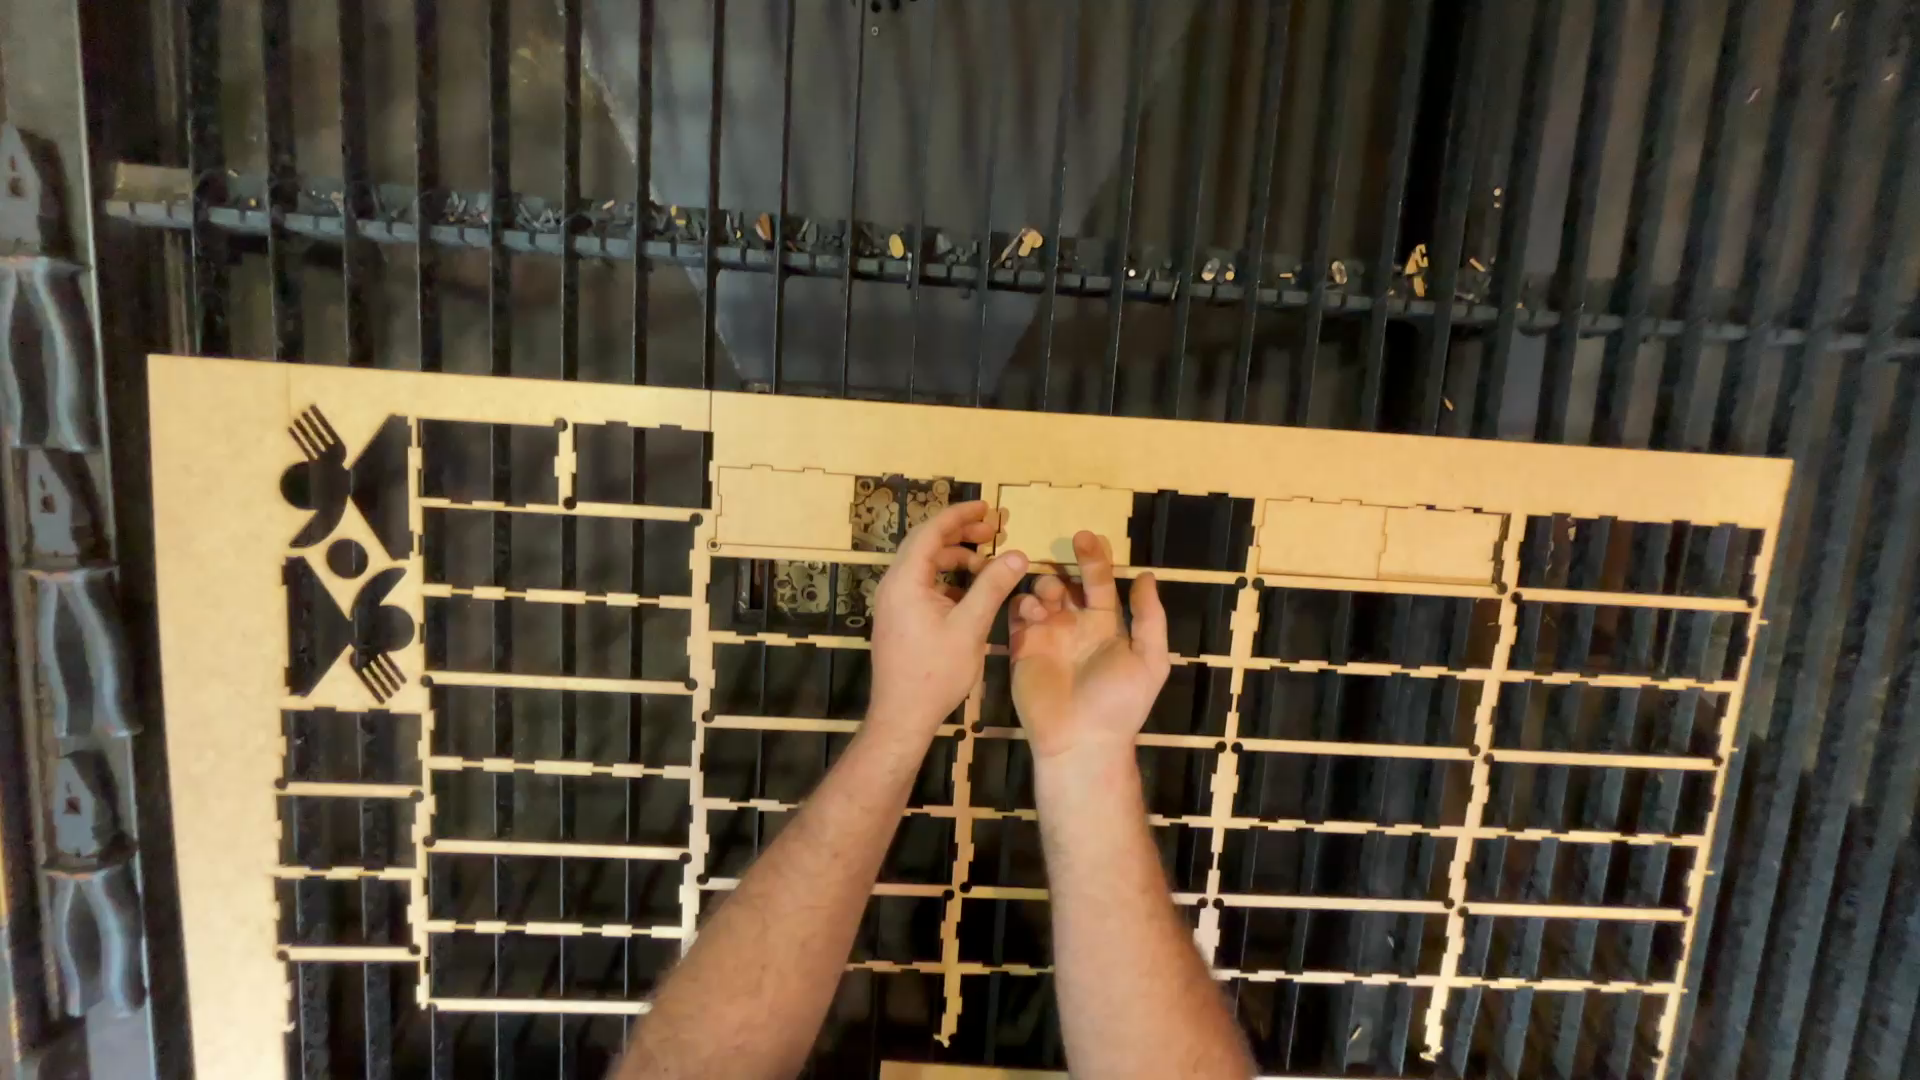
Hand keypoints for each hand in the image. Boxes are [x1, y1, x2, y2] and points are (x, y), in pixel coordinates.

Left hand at [869, 500, 1028, 738]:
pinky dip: (949, 579)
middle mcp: (894, 584)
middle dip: (961, 533)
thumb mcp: (970, 627)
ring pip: (926, 565)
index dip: (960, 515)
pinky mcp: (899, 617)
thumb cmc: (934, 672)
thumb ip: (992, 587)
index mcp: (905, 580)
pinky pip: (924, 584)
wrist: (902, 716)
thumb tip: (1018, 554)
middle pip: (927, 544)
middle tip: (994, 530)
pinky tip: (973, 590)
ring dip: (957, 558)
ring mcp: (894, 601)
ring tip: (989, 562)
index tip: (987, 507)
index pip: (931, 532)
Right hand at [1008, 531, 1169, 764]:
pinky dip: (1022, 605)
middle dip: (1065, 568)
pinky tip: (1034, 614)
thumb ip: (1149, 617)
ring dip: (1045, 586)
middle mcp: (1074, 626)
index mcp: (1105, 625)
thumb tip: (1146, 576)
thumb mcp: (1150, 660)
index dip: (1095, 559)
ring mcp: (1046, 635)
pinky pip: (1017, 615)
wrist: (1081, 740)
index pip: (1099, 583)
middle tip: (1066, 557)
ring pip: (1040, 594)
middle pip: (1066, 583)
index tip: (1087, 536)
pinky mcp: (1022, 647)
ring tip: (1052, 599)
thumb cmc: (1119, 703)